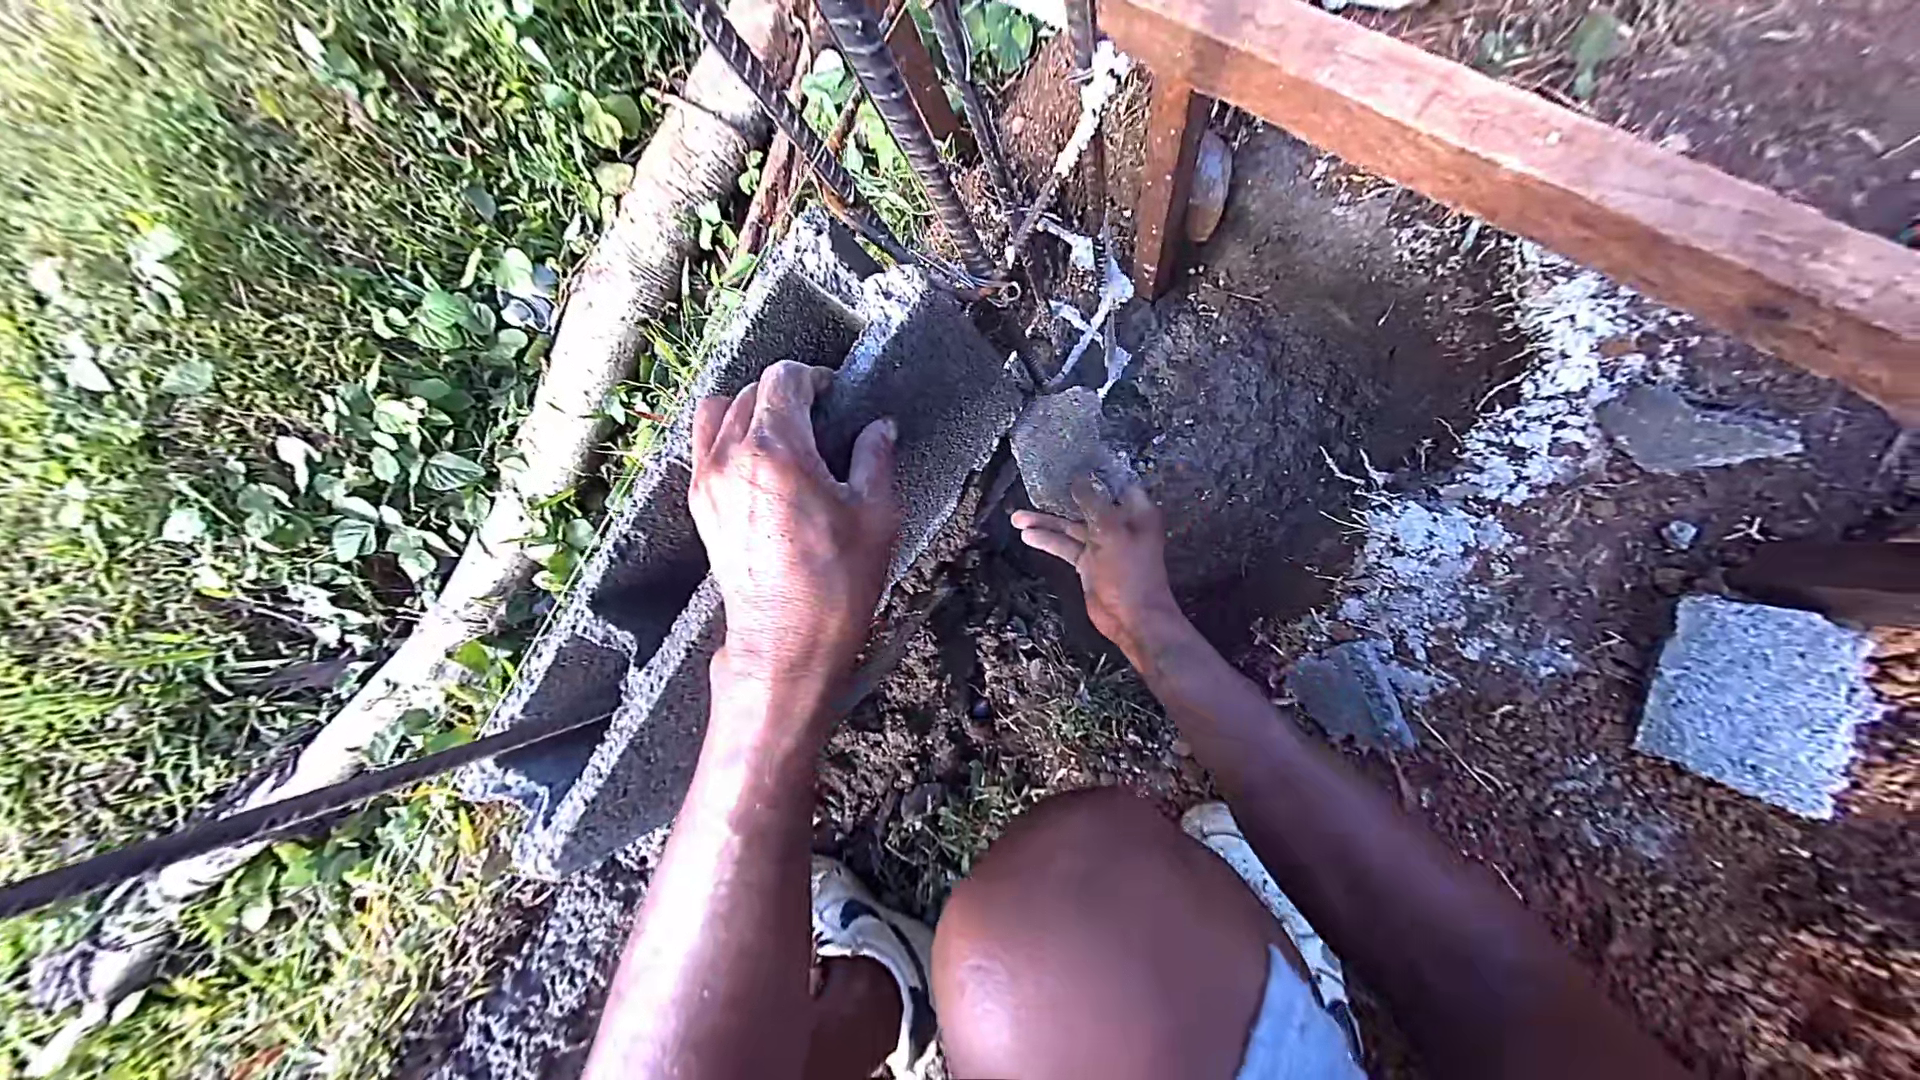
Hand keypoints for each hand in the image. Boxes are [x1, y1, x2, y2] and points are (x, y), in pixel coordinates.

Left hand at [689, 361, 900, 706]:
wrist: (788, 641)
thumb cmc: (835, 583)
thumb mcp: (876, 514)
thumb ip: (876, 457)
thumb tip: (880, 429)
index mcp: (776, 449)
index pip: (783, 378)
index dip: (814, 377)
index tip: (834, 394)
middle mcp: (731, 457)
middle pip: (749, 391)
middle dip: (786, 393)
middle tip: (819, 418)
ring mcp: (708, 482)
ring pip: (717, 413)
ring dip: (750, 411)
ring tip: (785, 436)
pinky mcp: (701, 507)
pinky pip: (705, 448)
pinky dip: (729, 439)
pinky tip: (762, 467)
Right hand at [1010, 476, 1185, 659]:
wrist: (1133, 619)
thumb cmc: (1130, 574)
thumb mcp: (1111, 532)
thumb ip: (1093, 504)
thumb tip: (1078, 481)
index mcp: (1135, 513)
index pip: (1114, 484)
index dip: (1094, 474)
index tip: (1071, 464)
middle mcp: (1119, 525)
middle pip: (1086, 504)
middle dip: (1060, 498)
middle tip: (1035, 488)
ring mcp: (1102, 545)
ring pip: (1070, 527)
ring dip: (1046, 522)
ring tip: (1018, 516)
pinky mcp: (1088, 562)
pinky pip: (1065, 546)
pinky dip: (1047, 540)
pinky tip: (1027, 535)